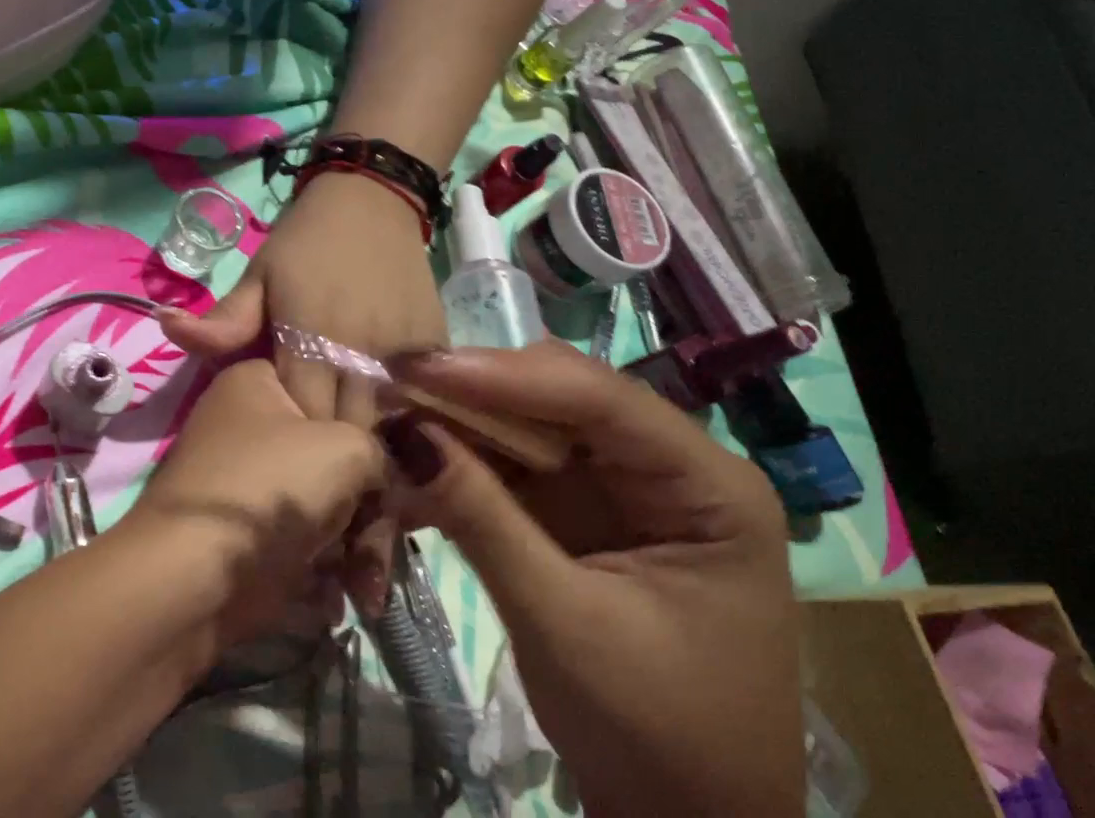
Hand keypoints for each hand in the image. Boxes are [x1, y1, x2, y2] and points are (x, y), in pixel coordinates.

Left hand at [126, 359, 385, 644]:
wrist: (197, 577)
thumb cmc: (270, 486)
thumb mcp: (346, 447)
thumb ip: (381, 446)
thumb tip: (387, 469)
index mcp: (256, 382)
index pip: (328, 376)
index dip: (371, 410)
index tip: (407, 443)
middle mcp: (249, 426)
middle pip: (333, 448)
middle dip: (369, 491)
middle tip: (396, 518)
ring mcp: (249, 483)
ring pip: (327, 500)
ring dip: (357, 538)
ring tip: (370, 571)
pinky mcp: (252, 534)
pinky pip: (310, 540)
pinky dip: (332, 564)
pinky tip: (352, 589)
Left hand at [163, 172, 445, 425]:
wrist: (372, 198)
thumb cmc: (302, 243)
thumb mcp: (255, 278)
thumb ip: (221, 322)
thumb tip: (162, 328)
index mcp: (309, 340)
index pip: (303, 420)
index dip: (295, 441)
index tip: (286, 450)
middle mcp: (360, 352)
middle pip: (349, 430)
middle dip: (333, 447)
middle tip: (320, 453)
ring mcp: (404, 350)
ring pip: (390, 420)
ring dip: (369, 432)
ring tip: (352, 440)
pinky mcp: (436, 344)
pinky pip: (421, 397)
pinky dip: (403, 409)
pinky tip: (388, 411)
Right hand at [381, 342, 803, 817]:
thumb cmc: (652, 728)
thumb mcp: (560, 620)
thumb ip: (482, 519)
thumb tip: (402, 433)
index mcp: (707, 487)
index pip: (600, 399)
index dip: (501, 375)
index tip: (414, 367)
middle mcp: (669, 471)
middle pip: (562, 403)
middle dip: (473, 396)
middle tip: (388, 390)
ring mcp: (624, 494)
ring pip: (531, 433)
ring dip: (460, 429)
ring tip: (388, 423)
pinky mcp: (584, 520)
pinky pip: (518, 475)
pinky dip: (465, 472)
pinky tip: (414, 472)